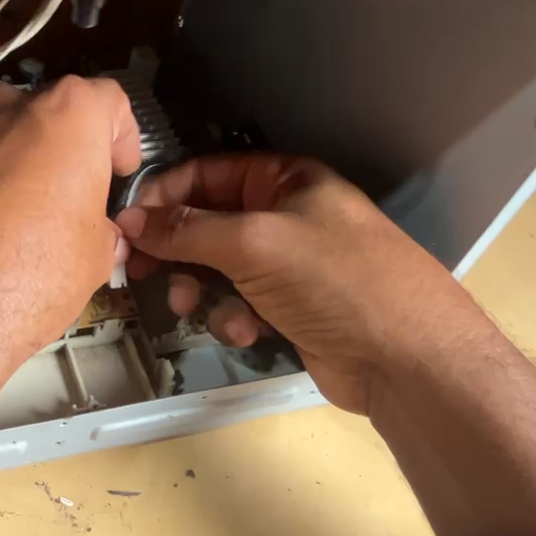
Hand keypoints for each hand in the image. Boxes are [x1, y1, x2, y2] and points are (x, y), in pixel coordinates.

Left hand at [0, 77, 140, 374]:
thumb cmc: (37, 267)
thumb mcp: (98, 256)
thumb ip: (105, 233)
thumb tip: (104, 238)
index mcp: (68, 112)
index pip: (110, 100)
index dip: (122, 137)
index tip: (121, 173)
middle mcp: (12, 105)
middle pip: (53, 114)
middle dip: (68, 149)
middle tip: (77, 198)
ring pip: (7, 136)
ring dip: (23, 164)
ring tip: (29, 218)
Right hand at [116, 153, 493, 412]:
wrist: (408, 361)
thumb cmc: (334, 280)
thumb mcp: (253, 243)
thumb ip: (185, 230)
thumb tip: (128, 219)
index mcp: (282, 180)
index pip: (205, 174)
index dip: (164, 197)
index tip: (126, 225)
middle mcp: (282, 215)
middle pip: (205, 223)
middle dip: (175, 249)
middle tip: (140, 270)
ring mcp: (287, 263)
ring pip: (215, 267)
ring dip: (199, 288)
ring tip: (190, 308)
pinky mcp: (288, 307)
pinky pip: (237, 301)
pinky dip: (232, 316)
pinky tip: (246, 331)